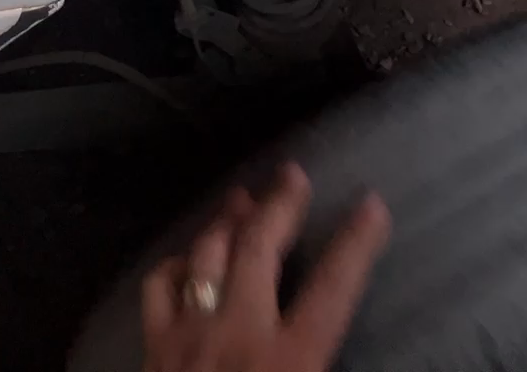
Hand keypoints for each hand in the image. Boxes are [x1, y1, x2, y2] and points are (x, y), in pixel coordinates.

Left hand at [141, 163, 391, 371]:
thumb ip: (325, 364)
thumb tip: (336, 349)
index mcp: (288, 362)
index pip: (333, 286)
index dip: (356, 241)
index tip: (372, 203)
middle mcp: (238, 333)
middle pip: (261, 247)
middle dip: (281, 204)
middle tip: (293, 174)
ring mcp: (189, 335)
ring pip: (208, 254)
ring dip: (227, 220)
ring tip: (242, 195)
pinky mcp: (153, 349)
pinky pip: (160, 287)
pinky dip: (176, 263)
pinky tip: (188, 257)